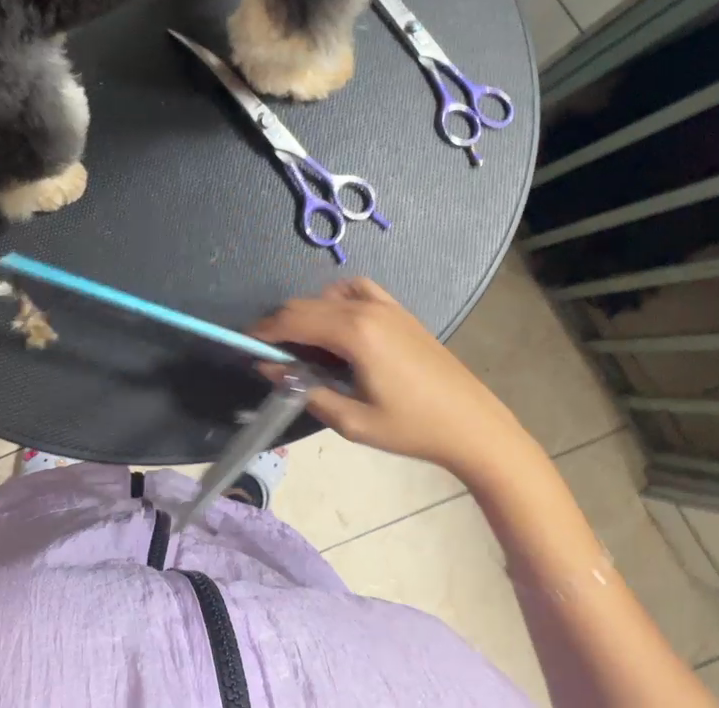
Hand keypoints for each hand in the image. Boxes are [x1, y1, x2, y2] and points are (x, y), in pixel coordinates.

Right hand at [253, 278, 536, 481]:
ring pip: (326, 296)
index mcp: (354, 332)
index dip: (263, 331)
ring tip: (304, 348)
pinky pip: (355, 290)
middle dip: (280, 325)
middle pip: (305, 304)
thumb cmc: (412, 428)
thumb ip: (304, 390)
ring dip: (306, 315)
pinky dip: (335, 300)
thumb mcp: (351, 420)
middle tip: (270, 355)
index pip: (292, 319)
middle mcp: (366, 308)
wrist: (473, 426)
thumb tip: (269, 368)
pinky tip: (337, 325)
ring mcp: (385, 305)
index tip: (245, 346)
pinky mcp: (399, 310)